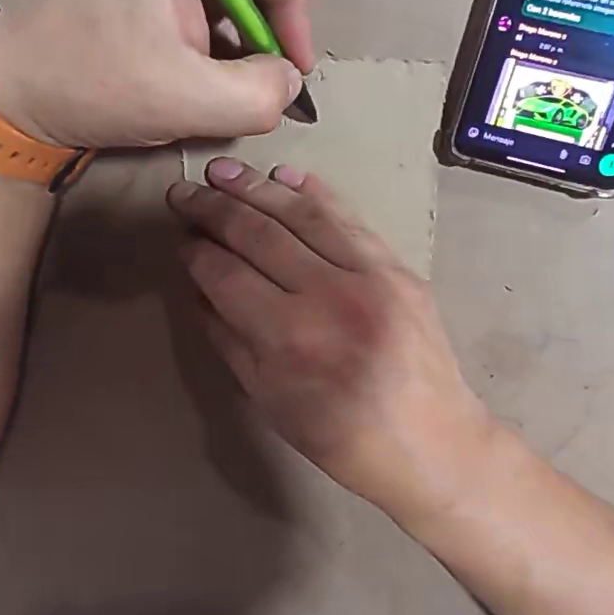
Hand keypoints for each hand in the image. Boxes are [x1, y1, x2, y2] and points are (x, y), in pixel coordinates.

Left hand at [0, 0, 318, 149]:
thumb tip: (287, 82)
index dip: (296, 2)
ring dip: (238, 39)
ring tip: (221, 86)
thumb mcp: (186, 101)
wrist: (6, 100)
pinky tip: (194, 76)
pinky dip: (209, 38)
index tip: (286, 64)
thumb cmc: (88, 88)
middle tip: (258, 80)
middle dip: (267, 25)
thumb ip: (258, 94)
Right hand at [168, 158, 496, 516]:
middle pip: (258, 235)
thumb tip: (199, 290)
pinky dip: (315, 194)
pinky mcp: (398, 267)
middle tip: (184, 192)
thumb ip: (229, 341)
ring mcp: (371, 275)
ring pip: (302, 216)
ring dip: (256, 188)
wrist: (434, 443)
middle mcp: (328, 295)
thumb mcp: (270, 402)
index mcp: (289, 339)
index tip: (180, 240)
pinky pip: (349, 218)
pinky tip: (285, 176)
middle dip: (214, 209)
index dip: (196, 254)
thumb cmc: (342, 438)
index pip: (226, 276)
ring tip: (222, 171)